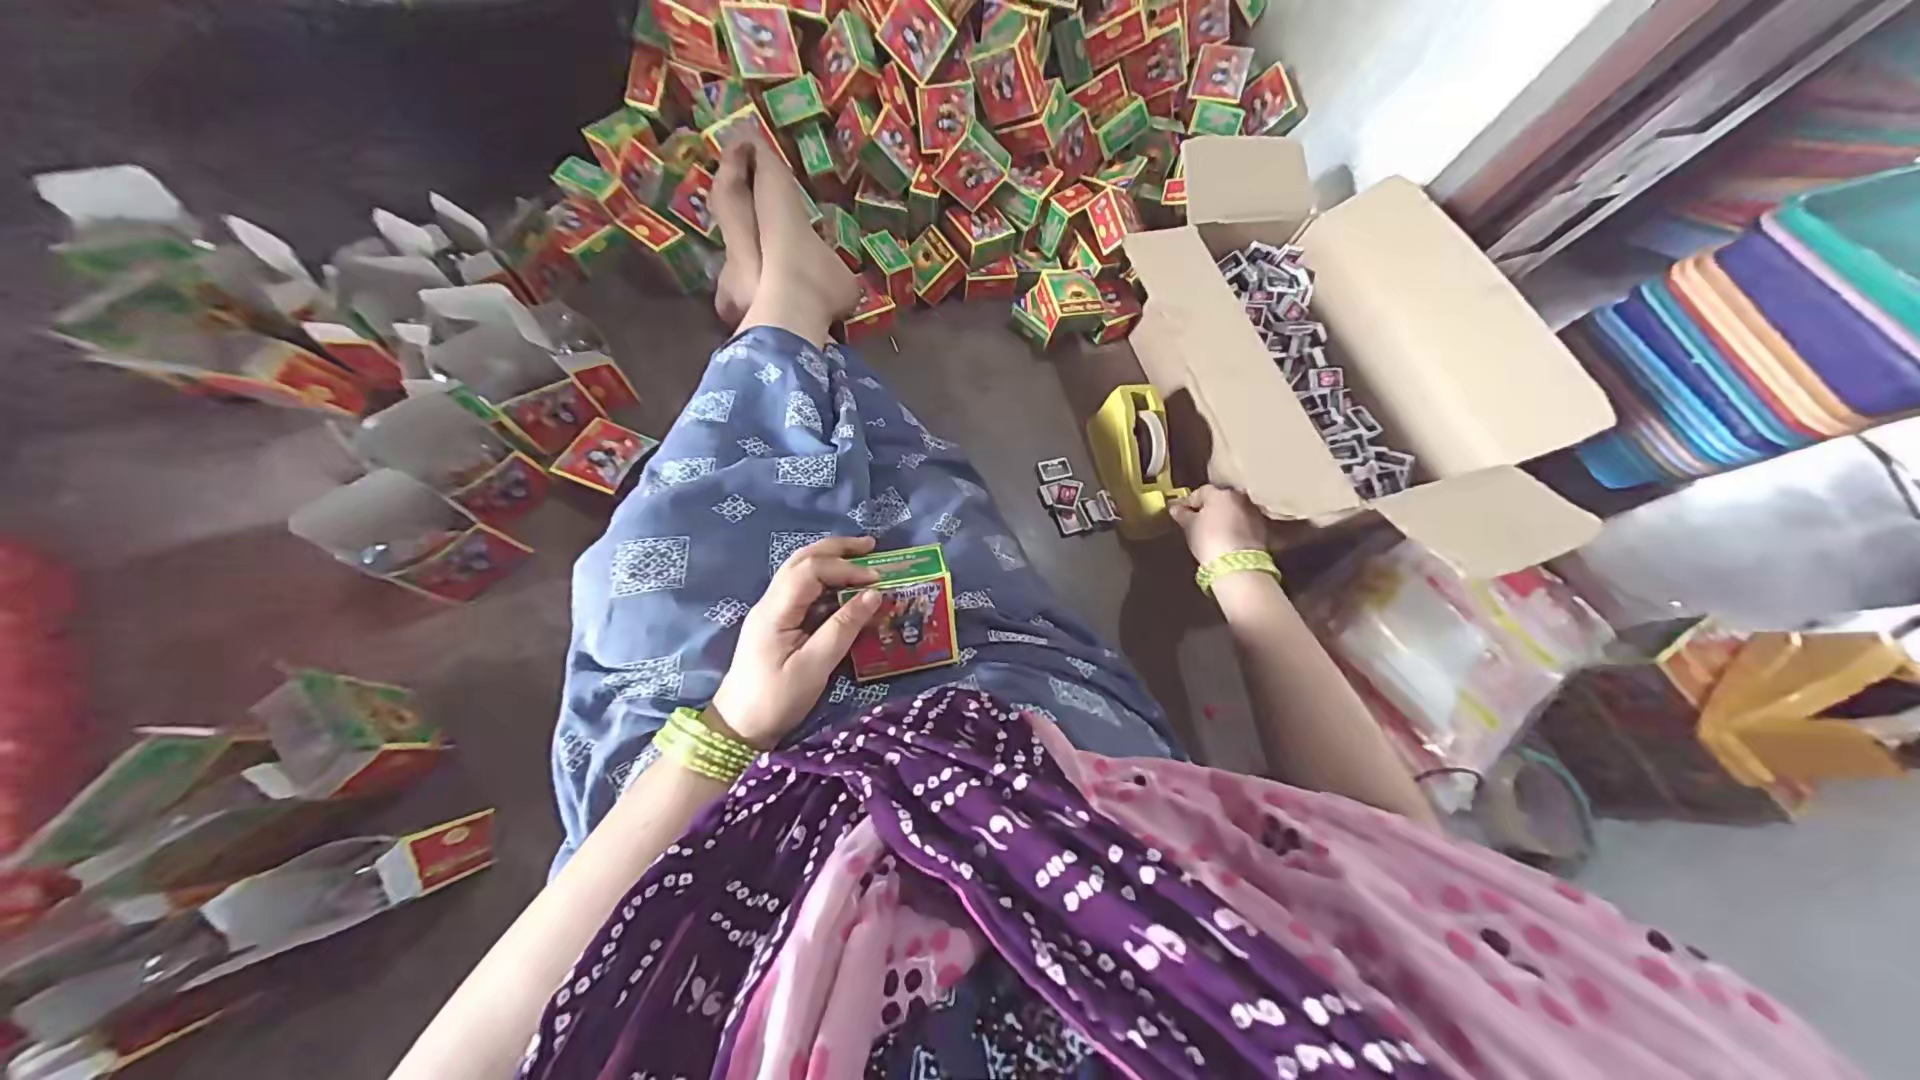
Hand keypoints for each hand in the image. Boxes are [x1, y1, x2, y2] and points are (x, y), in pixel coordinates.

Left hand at [709, 535, 883, 747]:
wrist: (738, 728)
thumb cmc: (776, 700)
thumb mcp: (814, 667)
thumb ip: (843, 628)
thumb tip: (874, 595)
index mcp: (775, 611)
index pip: (811, 570)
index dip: (846, 568)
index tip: (877, 579)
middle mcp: (770, 602)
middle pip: (802, 559)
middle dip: (837, 549)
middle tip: (872, 546)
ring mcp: (772, 611)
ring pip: (800, 571)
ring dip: (831, 560)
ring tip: (863, 558)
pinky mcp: (778, 623)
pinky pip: (803, 590)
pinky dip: (827, 580)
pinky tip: (846, 586)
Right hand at [1170, 485, 1268, 564]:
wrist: (1238, 564)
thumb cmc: (1209, 539)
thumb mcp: (1190, 526)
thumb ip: (1183, 514)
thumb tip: (1175, 508)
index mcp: (1220, 494)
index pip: (1201, 492)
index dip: (1189, 501)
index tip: (1181, 512)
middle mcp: (1240, 498)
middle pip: (1221, 499)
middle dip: (1210, 508)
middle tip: (1198, 520)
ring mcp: (1254, 512)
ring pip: (1234, 510)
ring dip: (1225, 517)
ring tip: (1214, 531)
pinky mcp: (1263, 529)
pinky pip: (1244, 523)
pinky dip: (1236, 527)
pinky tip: (1228, 538)